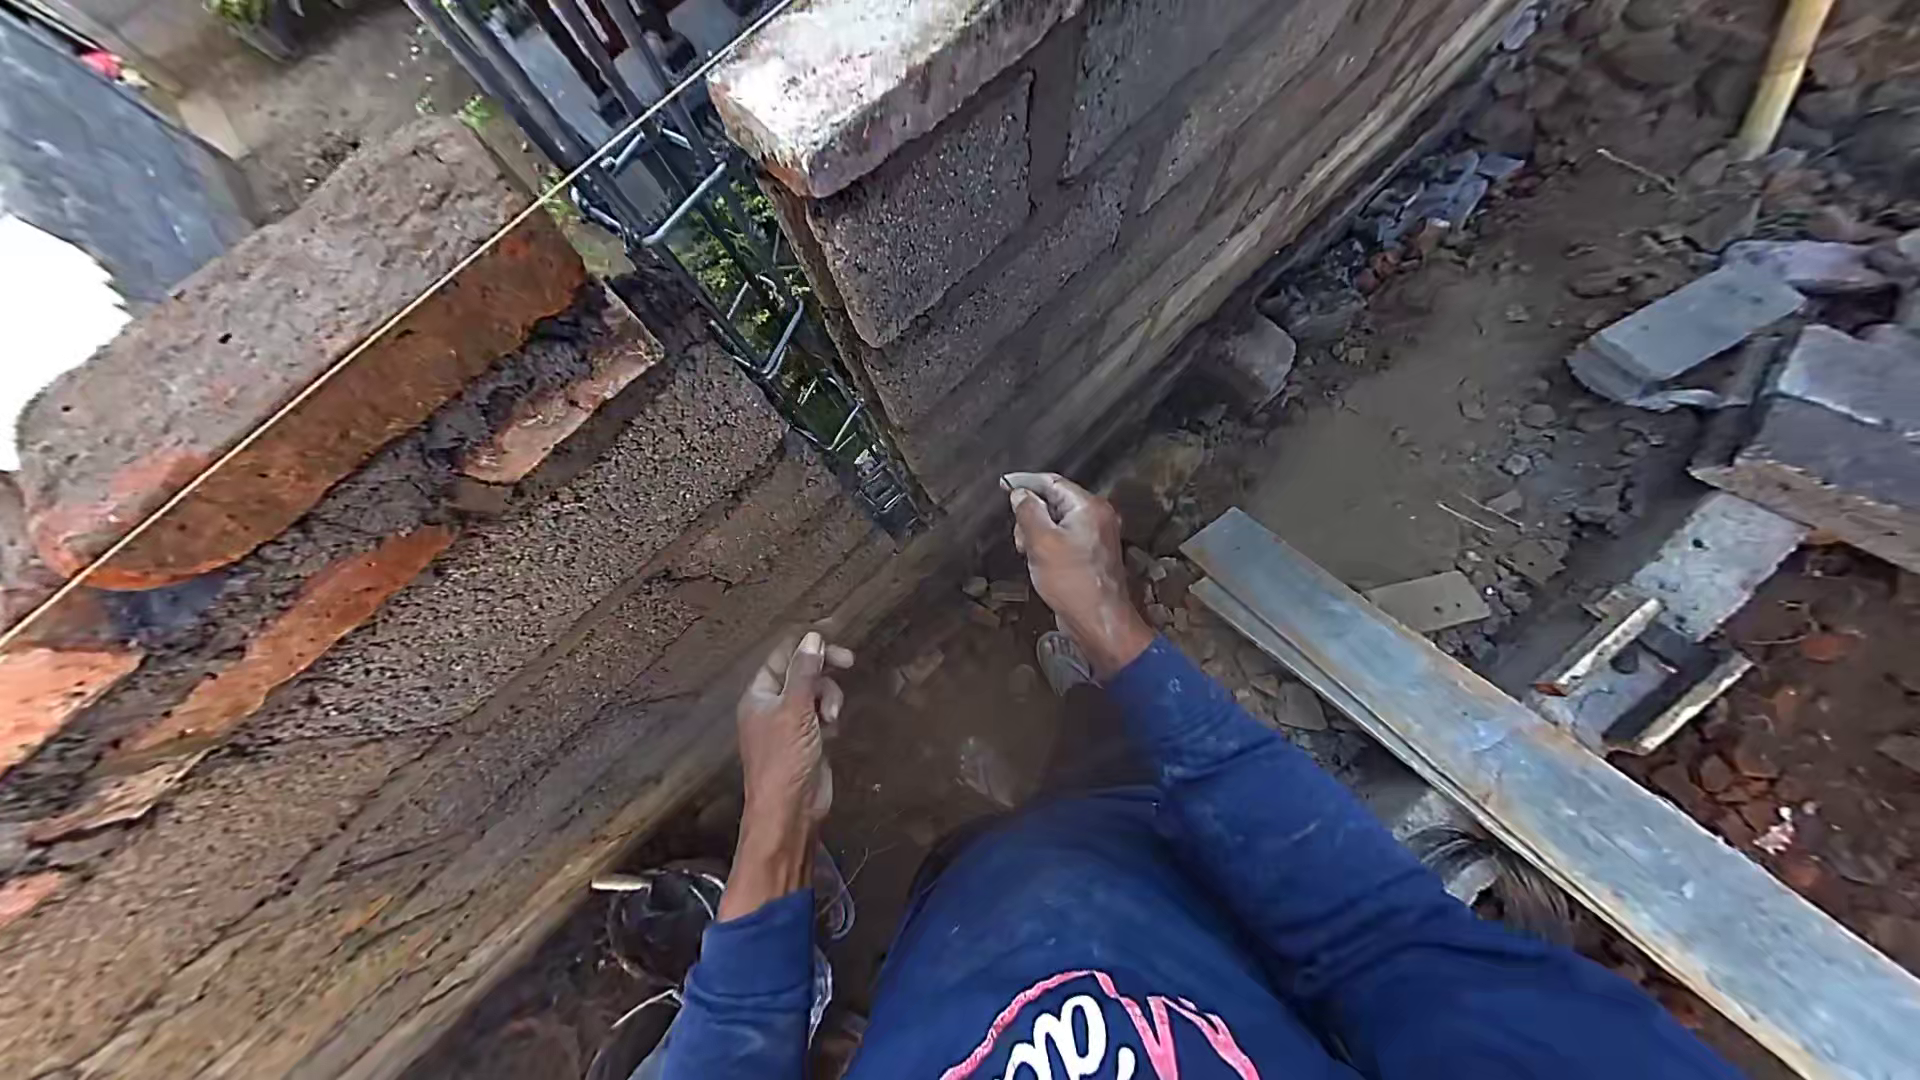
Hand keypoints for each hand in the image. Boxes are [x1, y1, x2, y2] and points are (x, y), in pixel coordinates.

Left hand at [721, 630, 853, 919]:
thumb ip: (805, 672)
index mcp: (759, 694)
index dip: (807, 642)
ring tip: (831, 719)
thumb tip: (813, 638)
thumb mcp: (795, 709)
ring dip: (829, 697)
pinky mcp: (808, 738)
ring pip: (816, 691)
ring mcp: (791, 722)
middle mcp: (773, 704)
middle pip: (802, 670)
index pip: (783, 655)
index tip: (836, 633)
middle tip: (849, 661)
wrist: (790, 812)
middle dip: (824, 668)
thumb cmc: (785, 759)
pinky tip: (833, 730)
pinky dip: (830, 715)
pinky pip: (822, 712)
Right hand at [1004, 472, 1155, 678]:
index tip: (1003, 484)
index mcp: (1089, 507)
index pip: (1052, 482)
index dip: (1025, 482)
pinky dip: (1047, 545)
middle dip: (1030, 515)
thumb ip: (1028, 512)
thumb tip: (1020, 494)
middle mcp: (1097, 517)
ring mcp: (1096, 536)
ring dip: (1036, 533)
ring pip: (1056, 522)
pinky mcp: (1091, 555)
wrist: (1098, 621)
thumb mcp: (1041, 542)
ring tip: (1029, 554)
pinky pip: (1063, 539)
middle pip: (1054, 501)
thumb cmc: (1072, 582)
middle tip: (1020, 538)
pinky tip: (1039, 562)